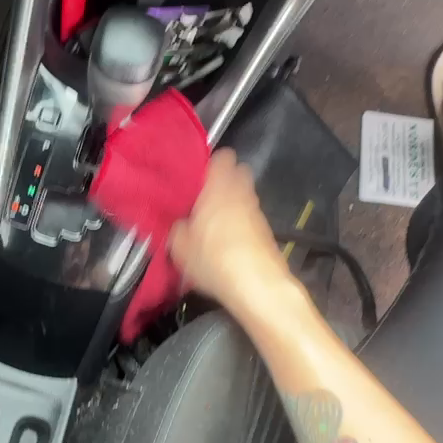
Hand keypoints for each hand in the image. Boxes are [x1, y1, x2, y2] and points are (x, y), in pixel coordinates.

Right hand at [169, 149, 294, 312]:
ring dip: (231, 203)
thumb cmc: (215, 260)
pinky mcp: (266, 232)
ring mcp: (257, 212)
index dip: (211, 163)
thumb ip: (176, 228)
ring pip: (244, 196)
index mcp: (218, 188)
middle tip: (205, 195)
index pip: (223, 157)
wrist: (258, 286)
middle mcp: (242, 194)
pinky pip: (249, 218)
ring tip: (213, 223)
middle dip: (224, 180)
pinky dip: (240, 224)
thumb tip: (179, 225)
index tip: (197, 175)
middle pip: (238, 173)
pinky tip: (227, 244)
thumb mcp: (180, 247)